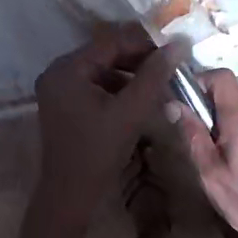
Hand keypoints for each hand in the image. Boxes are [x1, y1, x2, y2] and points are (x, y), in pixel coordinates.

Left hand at [34, 25, 181, 223]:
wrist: (71, 195)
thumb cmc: (98, 152)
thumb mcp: (131, 111)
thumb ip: (154, 75)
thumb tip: (179, 43)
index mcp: (67, 69)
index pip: (111, 41)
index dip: (145, 43)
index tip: (175, 49)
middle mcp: (58, 73)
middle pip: (106, 54)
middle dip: (139, 60)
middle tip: (171, 67)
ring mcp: (59, 90)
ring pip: (103, 71)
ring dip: (131, 76)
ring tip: (161, 84)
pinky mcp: (65, 106)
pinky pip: (96, 87)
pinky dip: (119, 90)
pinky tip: (141, 100)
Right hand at [170, 69, 237, 237]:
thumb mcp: (209, 169)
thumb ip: (192, 133)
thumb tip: (174, 104)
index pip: (222, 77)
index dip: (200, 81)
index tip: (184, 100)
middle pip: (229, 93)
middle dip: (207, 106)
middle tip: (193, 135)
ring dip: (220, 121)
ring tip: (210, 152)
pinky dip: (234, 130)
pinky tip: (230, 159)